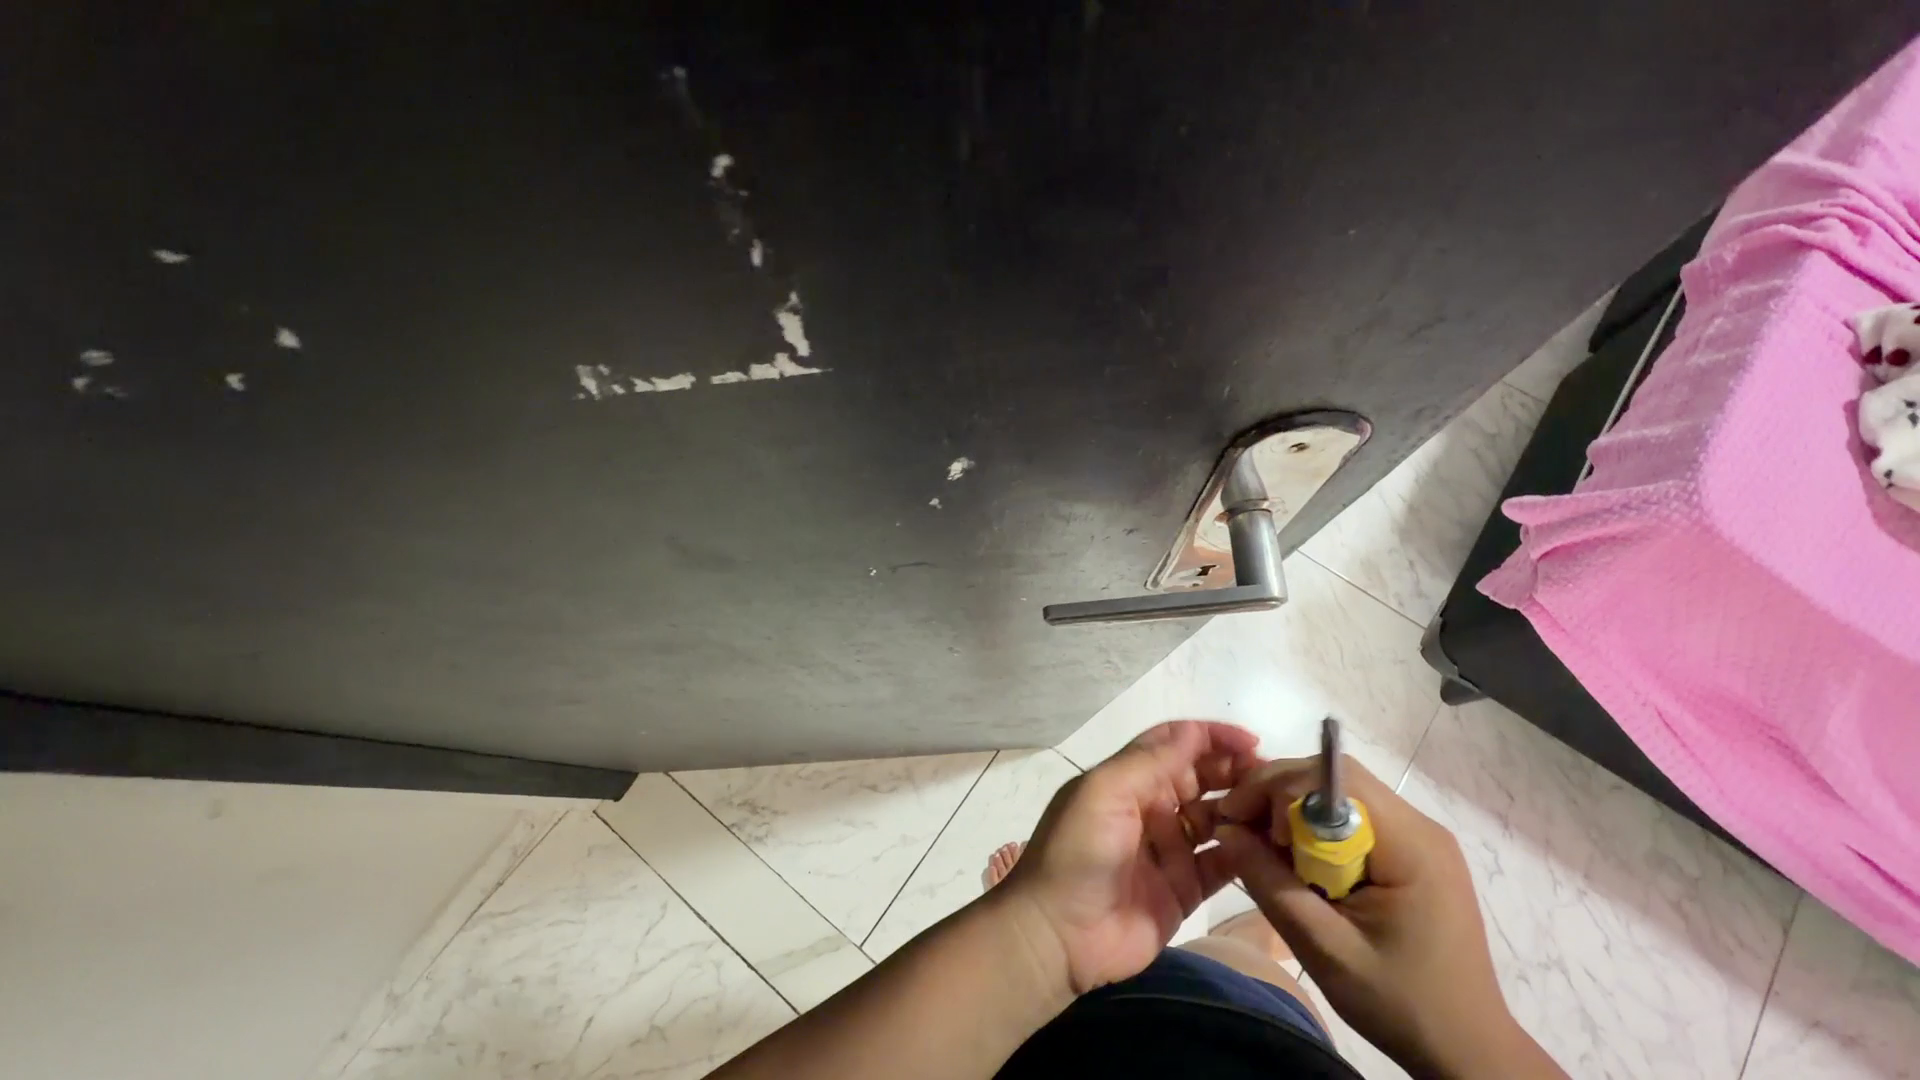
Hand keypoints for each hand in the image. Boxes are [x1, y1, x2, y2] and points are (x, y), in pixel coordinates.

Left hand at [995, 721, 1259, 995]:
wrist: (1058, 934)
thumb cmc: (1077, 852)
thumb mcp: (1104, 793)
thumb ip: (1150, 762)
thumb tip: (1193, 731)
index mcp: (1128, 779)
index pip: (1176, 744)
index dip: (1212, 737)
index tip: (1252, 742)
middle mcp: (1152, 808)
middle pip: (1202, 778)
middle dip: (1236, 772)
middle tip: (1273, 780)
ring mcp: (1170, 849)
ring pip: (1217, 819)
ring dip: (1244, 810)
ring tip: (1279, 811)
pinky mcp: (1185, 889)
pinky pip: (1222, 864)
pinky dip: (1245, 852)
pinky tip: (1270, 847)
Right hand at [1210, 755, 1566, 1079]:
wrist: (1466, 1046)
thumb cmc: (1399, 1001)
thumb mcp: (1324, 948)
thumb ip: (1271, 884)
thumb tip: (1225, 830)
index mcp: (1411, 845)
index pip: (1333, 780)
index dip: (1276, 789)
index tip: (1236, 821)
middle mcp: (1421, 826)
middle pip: (1335, 778)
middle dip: (1277, 793)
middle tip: (1240, 828)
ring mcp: (1421, 837)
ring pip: (1340, 792)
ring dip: (1293, 808)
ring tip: (1264, 845)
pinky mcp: (1413, 852)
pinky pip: (1353, 816)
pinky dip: (1314, 826)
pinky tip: (1298, 859)